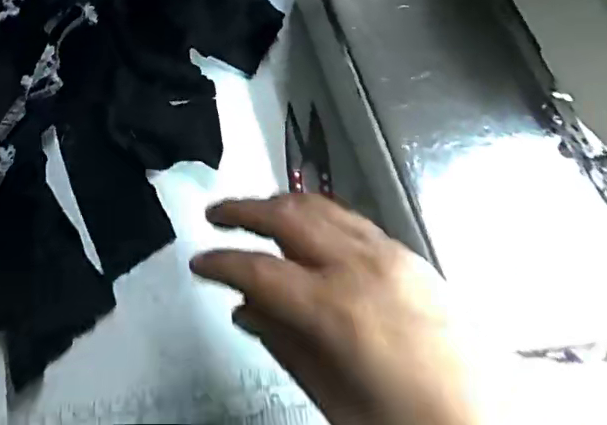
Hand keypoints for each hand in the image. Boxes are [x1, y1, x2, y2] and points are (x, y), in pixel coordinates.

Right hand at [191, 195, 481, 424]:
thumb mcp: (337, 401)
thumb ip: (285, 345)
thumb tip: (244, 309)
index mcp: (337, 310)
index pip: (259, 270)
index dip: (221, 263)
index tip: (197, 263)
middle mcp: (359, 266)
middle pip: (284, 216)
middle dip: (241, 211)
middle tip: (213, 217)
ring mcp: (388, 255)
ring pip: (317, 205)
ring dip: (278, 205)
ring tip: (254, 215)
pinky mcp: (409, 256)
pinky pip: (350, 218)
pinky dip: (316, 214)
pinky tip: (307, 230)